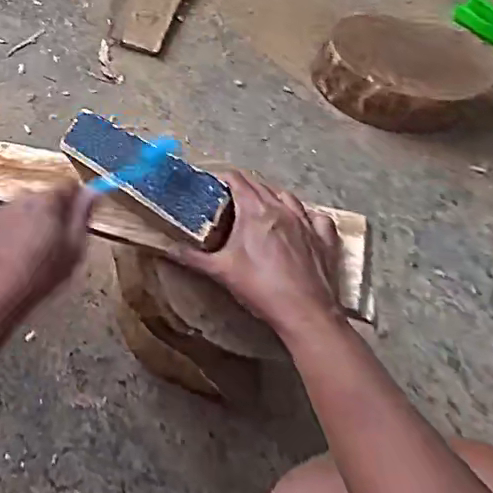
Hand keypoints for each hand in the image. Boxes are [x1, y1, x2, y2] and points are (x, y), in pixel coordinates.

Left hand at [0, 184, 97, 310]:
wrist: (6, 287)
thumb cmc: (45, 269)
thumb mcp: (75, 245)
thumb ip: (84, 214)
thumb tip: (92, 192)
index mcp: (49, 199)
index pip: (70, 185)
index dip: (78, 200)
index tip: (80, 218)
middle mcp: (27, 196)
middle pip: (50, 196)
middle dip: (58, 212)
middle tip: (61, 240)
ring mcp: (9, 207)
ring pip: (33, 206)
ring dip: (39, 219)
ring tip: (41, 248)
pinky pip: (17, 216)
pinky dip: (22, 226)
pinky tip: (24, 249)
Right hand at [170, 171, 341, 335]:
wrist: (306, 314)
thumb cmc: (261, 288)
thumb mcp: (221, 272)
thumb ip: (192, 258)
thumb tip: (168, 249)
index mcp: (255, 210)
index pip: (236, 179)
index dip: (222, 178)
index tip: (212, 187)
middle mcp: (281, 208)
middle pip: (259, 184)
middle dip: (243, 187)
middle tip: (229, 202)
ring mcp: (306, 222)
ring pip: (287, 196)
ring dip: (272, 197)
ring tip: (261, 209)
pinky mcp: (324, 239)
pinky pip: (317, 217)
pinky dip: (307, 215)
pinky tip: (301, 223)